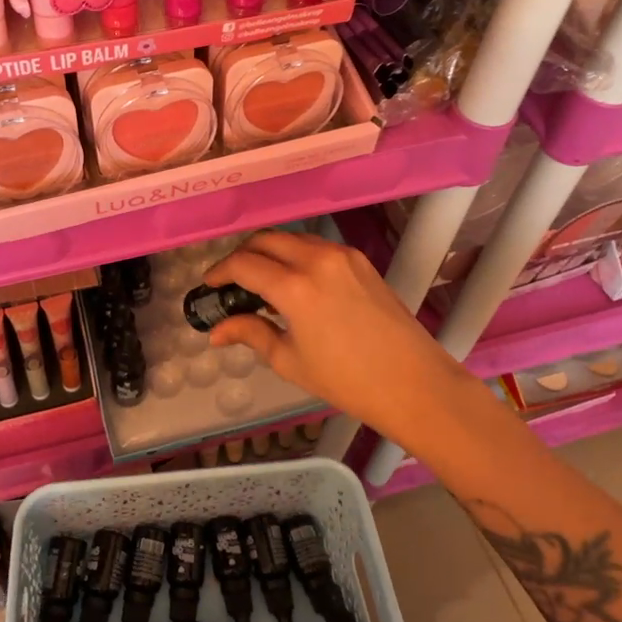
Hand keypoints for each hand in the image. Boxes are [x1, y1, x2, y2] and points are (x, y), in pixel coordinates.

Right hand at [204, 230, 478, 442]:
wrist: (412, 382)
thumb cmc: (346, 380)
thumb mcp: (289, 360)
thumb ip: (251, 334)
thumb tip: (216, 331)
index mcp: (294, 287)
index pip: (243, 264)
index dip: (220, 272)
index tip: (209, 286)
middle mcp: (316, 260)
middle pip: (266, 240)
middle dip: (242, 255)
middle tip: (231, 281)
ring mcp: (342, 256)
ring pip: (293, 238)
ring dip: (270, 251)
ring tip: (261, 280)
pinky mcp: (361, 261)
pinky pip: (317, 246)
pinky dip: (296, 254)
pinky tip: (294, 281)